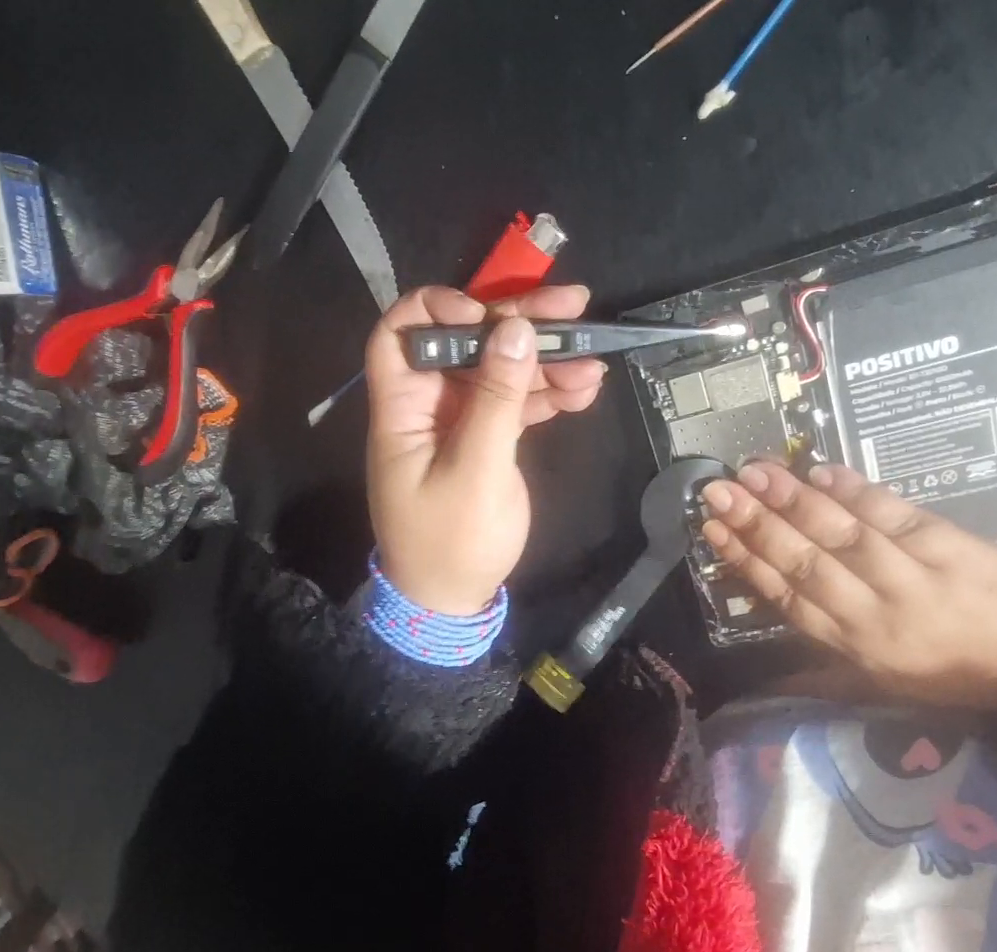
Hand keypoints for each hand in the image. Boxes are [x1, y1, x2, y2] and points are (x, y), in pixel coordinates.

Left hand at [365, 285, 603, 613]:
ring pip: (501, 372)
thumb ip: (496, 399)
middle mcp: (430, 406)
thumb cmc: (451, 540)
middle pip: (468, 345)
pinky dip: (548, 395)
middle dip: (518, 324)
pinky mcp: (489, 442)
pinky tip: (584, 389)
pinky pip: (518, 405)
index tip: (487, 316)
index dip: (438, 310)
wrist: (453, 599)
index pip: (401, 333)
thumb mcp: (476, 470)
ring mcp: (462, 423)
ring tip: (595, 361)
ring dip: (546, 362)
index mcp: (405, 408)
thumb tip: (516, 329)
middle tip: (574, 307)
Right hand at [698, 462, 996, 706]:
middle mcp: (878, 614)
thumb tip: (778, 667)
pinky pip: (893, 515)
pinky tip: (822, 470)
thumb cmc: (968, 675)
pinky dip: (855, 491)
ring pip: (842, 535)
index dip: (747, 563)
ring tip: (755, 472)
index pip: (790, 600)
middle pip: (806, 562)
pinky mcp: (950, 546)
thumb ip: (836, 667)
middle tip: (717, 491)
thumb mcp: (896, 687)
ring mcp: (914, 577)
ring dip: (794, 501)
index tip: (712, 533)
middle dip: (756, 525)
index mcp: (861, 648)